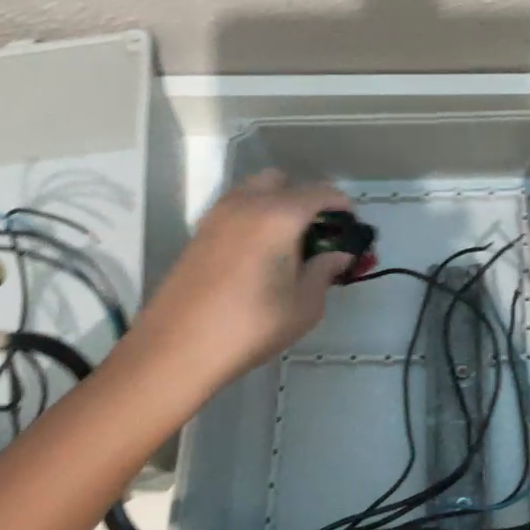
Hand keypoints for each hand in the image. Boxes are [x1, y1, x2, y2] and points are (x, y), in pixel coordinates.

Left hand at [126, 169, 352, 393]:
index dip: (340, 205)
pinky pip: (235, 210)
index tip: (351, 225)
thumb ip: (324, 272)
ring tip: (288, 244)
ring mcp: (217, 216)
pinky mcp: (199, 234)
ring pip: (254, 192)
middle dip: (304, 199)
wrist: (178, 347)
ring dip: (276, 205)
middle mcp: (246, 203)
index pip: (319, 193)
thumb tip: (337, 255)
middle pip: (282, 182)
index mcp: (278, 215)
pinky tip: (259, 255)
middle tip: (316, 233)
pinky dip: (253, 218)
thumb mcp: (303, 306)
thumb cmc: (251, 327)